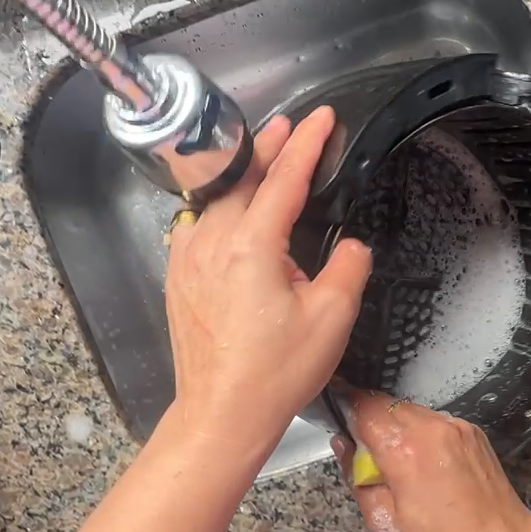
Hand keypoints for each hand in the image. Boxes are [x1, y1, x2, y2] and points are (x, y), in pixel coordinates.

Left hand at [165, 107, 371, 456]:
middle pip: (243, 177)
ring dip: (243, 173)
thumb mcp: (332, 318)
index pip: (283, 179)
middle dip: (269, 147)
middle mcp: (213, 242)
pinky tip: (226, 209)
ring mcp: (189, 259)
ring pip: (216, 198)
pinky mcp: (179, 278)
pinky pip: (197, 224)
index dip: (306, 144)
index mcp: (252, 246)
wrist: (222, 413)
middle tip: (291, 125)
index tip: (321, 118)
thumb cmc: (275, 372)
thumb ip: (348, 268)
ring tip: (264, 158)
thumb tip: (351, 246)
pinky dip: (217, 204)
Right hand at [334, 391, 530, 531]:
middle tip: (364, 451)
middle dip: (369, 420)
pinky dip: (421, 433)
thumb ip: (357, 478)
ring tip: (396, 462)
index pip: (363, 408)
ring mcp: (456, 427)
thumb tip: (343, 445)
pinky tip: (423, 463)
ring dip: (396, 426)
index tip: (337, 417)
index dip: (345, 409)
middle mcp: (433, 428)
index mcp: (406, 451)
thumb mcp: (385, 522)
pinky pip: (434, 421)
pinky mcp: (472, 432)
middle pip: (386, 404)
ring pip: (410, 410)